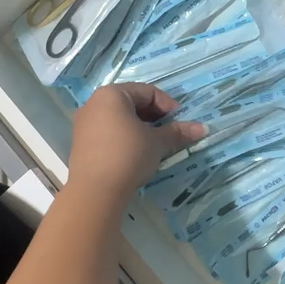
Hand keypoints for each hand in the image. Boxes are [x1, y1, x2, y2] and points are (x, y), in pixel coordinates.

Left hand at [69, 83, 206, 204]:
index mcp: (112, 94)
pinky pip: (108, 132)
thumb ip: (178, 132)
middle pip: (132, 103)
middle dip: (155, 117)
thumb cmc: (128, 155)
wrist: (94, 191)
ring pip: (120, 118)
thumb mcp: (157, 142)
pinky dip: (125, 137)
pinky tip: (136, 154)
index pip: (148, 92)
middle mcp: (95, 103)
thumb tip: (203, 128)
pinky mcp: (82, 143)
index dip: (168, 105)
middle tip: (170, 132)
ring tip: (155, 144)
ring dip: (141, 128)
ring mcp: (85, 124)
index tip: (180, 122)